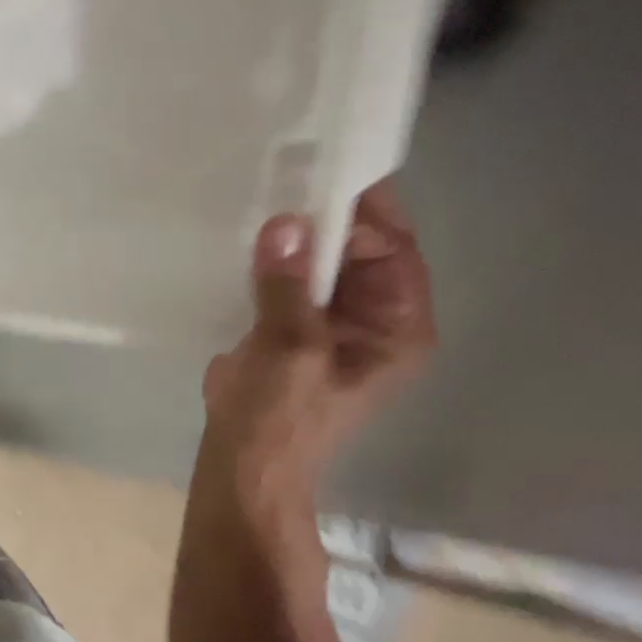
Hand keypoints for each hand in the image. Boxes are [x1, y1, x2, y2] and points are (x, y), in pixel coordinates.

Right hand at [198, 179, 435, 500]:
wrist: (243, 466)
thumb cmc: (279, 417)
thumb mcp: (289, 349)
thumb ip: (287, 287)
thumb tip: (284, 224)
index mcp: (397, 328)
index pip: (393, 252)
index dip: (364, 215)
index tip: (325, 175)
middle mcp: (374, 321)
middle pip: (360, 253)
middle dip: (327, 220)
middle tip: (287, 177)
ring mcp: (330, 327)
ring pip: (323, 267)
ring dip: (296, 240)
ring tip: (263, 202)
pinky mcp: (292, 332)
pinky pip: (291, 284)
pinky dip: (274, 263)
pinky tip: (247, 243)